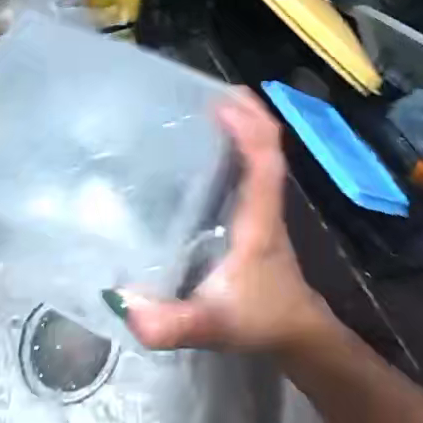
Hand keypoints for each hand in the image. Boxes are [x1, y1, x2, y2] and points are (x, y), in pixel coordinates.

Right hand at [114, 90, 336, 353]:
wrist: (297, 334)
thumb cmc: (258, 321)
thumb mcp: (212, 326)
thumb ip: (172, 323)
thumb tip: (125, 304)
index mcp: (259, 219)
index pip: (263, 162)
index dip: (247, 129)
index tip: (220, 103)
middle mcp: (266, 203)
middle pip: (269, 145)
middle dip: (248, 112)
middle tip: (212, 88)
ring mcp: (265, 205)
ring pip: (266, 151)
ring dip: (247, 122)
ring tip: (211, 102)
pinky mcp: (259, 211)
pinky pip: (256, 163)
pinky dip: (243, 140)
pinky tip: (213, 140)